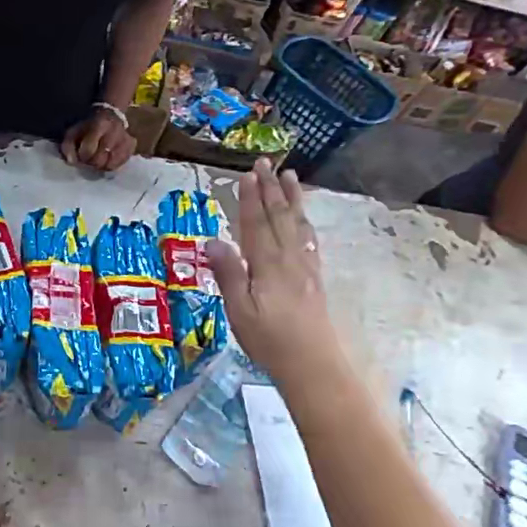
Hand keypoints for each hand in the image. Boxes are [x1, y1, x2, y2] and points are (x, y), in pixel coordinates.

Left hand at [60, 106, 135, 170]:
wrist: (110, 115)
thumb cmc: (89, 126)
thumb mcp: (74, 131)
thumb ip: (68, 146)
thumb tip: (71, 162)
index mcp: (99, 125)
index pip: (89, 149)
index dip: (83, 156)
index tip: (82, 154)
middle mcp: (115, 132)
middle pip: (100, 160)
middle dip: (92, 163)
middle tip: (90, 159)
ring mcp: (125, 140)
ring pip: (111, 165)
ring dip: (102, 166)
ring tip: (98, 160)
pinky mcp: (132, 147)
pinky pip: (120, 165)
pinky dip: (112, 165)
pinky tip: (107, 159)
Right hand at [207, 159, 345, 381]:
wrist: (312, 364)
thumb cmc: (269, 341)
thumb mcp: (239, 310)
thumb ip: (228, 274)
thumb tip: (212, 240)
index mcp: (267, 264)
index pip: (256, 224)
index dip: (251, 199)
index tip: (247, 174)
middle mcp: (288, 259)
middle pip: (278, 217)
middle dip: (270, 188)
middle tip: (266, 162)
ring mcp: (305, 268)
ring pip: (297, 224)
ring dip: (292, 199)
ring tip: (289, 176)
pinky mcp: (314, 279)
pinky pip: (310, 241)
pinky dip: (305, 223)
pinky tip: (305, 220)